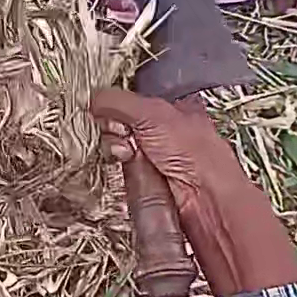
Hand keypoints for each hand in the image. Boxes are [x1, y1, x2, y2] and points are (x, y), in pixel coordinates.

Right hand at [88, 88, 296, 296]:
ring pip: (118, 146)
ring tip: (129, 153)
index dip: (118, 104)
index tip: (107, 107)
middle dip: (115, 128)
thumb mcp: (151, 114)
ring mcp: (153, 157)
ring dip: (116, 148)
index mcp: (173, 110)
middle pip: (121, 124)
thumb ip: (119, 102)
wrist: (203, 198)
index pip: (134, 100)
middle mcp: (164, 133)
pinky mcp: (144, 180)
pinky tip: (128, 164)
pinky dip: (117, 167)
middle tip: (124, 133)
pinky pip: (119, 168)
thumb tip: (93, 98)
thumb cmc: (196, 154)